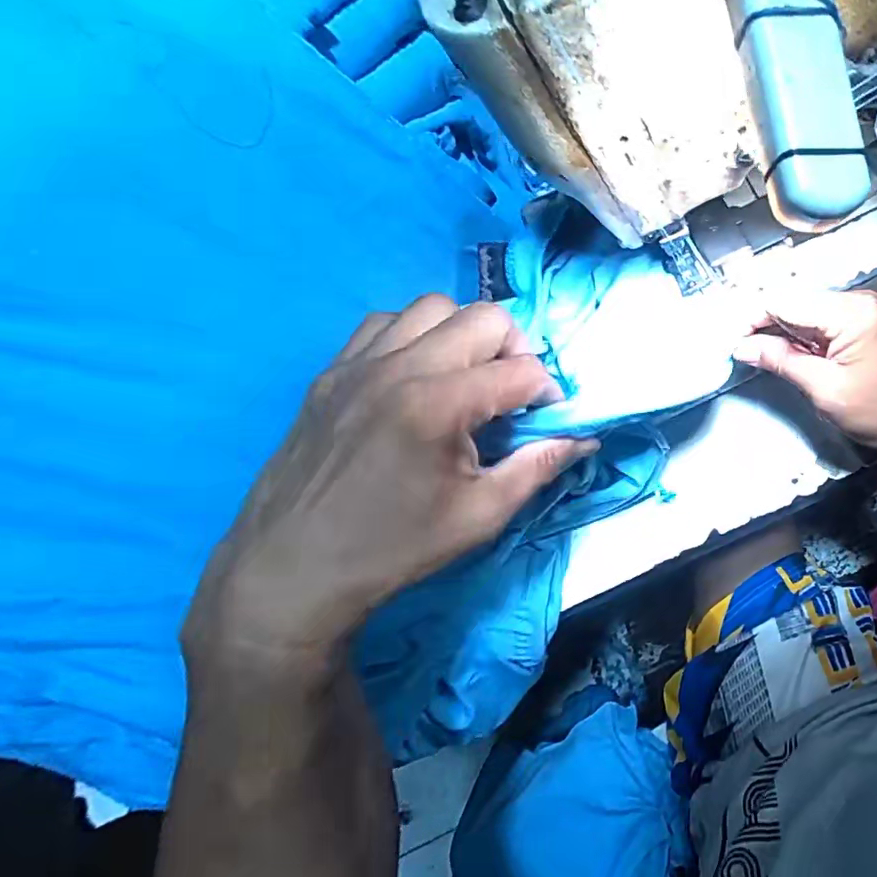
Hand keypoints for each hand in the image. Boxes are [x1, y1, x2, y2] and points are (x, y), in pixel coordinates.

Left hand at [183, 295, 597, 673]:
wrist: (292, 570)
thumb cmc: (395, 547)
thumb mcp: (481, 515)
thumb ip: (540, 465)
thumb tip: (584, 436)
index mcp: (438, 405)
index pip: (522, 370)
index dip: (549, 393)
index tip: (546, 421)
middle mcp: (399, 367)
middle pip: (485, 317)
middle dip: (516, 350)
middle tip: (511, 394)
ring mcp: (358, 362)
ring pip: (434, 306)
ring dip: (465, 335)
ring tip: (465, 379)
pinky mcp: (331, 370)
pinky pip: (386, 322)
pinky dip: (416, 336)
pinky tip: (416, 378)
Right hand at [732, 290, 876, 465]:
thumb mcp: (825, 390)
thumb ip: (782, 361)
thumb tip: (742, 346)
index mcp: (850, 310)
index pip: (786, 301)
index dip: (753, 318)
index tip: (728, 339)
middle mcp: (854, 302)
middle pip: (793, 303)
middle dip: (762, 324)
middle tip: (735, 347)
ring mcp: (857, 313)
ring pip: (802, 314)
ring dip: (777, 332)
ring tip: (750, 351)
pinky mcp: (857, 326)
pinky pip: (816, 325)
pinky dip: (796, 339)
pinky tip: (778, 353)